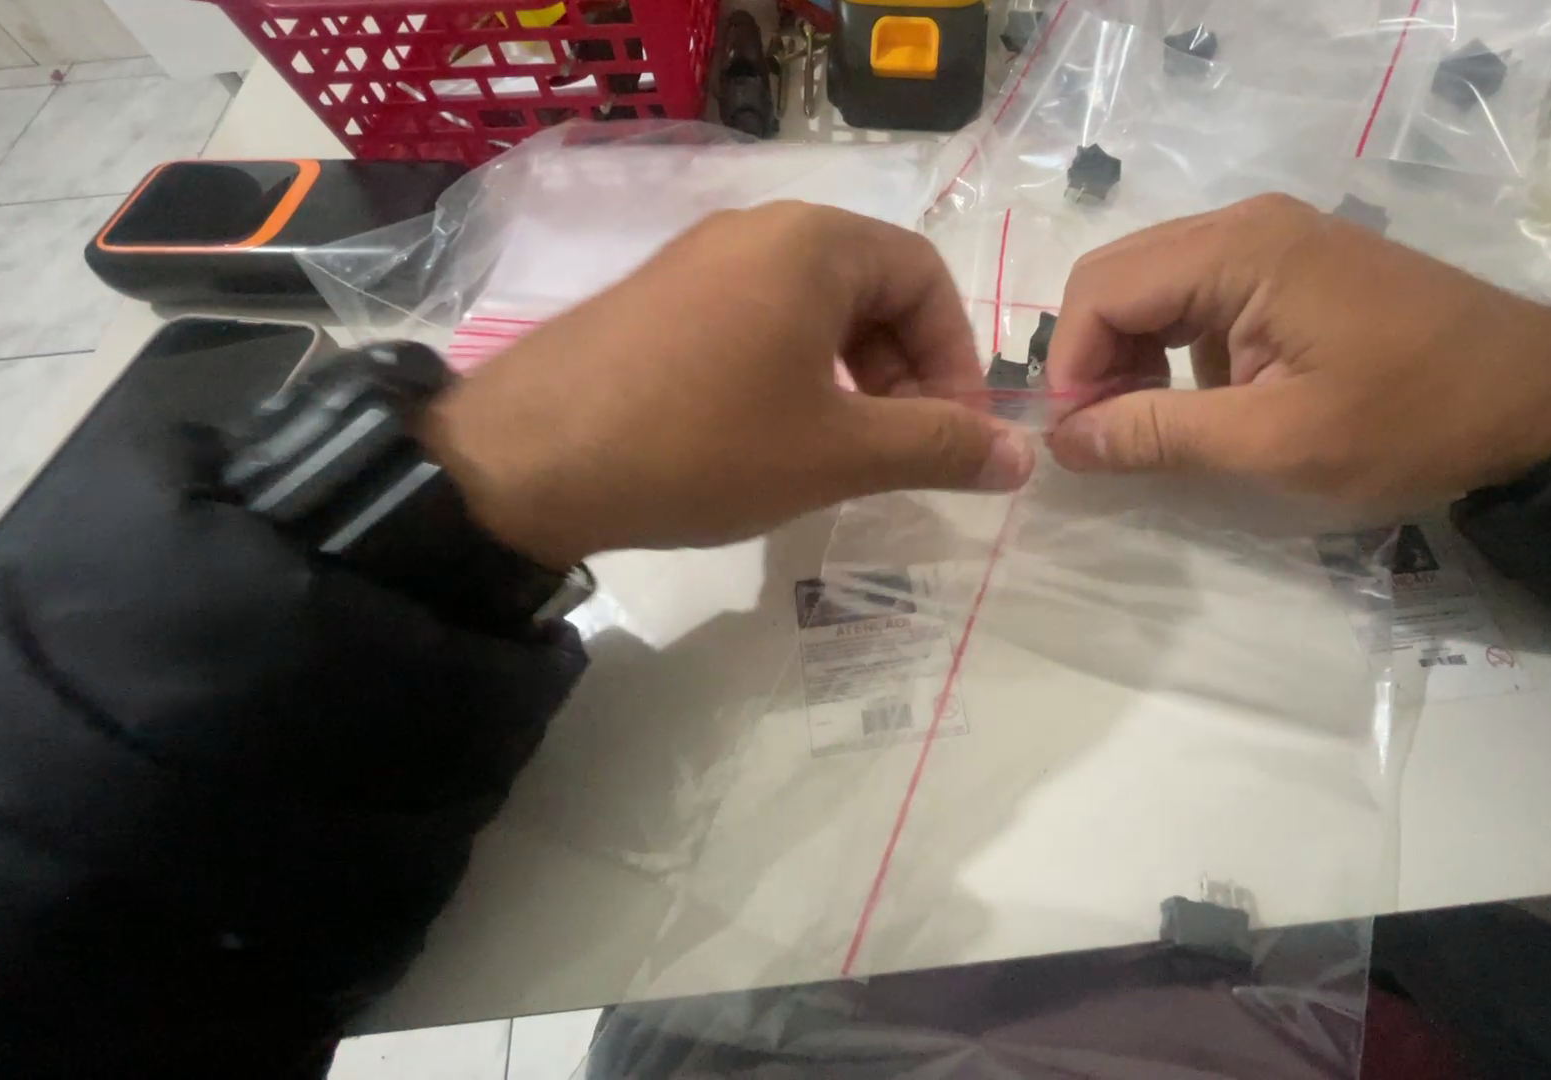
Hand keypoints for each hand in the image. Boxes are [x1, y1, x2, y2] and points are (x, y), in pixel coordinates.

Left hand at [422, 202, 1031, 569]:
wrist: (528, 463)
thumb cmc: (705, 446)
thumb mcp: (838, 453)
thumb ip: (938, 448)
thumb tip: (1022, 460)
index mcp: (814, 243)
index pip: (927, 280)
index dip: (956, 360)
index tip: (952, 434)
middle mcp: (759, 231)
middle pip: (871, 292)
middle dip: (904, 374)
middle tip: (899, 450)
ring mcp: (702, 262)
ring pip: (814, 313)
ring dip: (851, 380)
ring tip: (840, 452)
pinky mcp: (662, 300)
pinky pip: (758, 325)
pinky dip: (793, 376)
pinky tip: (774, 436)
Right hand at [1045, 195, 1550, 503]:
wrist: (1543, 402)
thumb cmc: (1411, 420)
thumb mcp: (1274, 441)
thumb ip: (1155, 435)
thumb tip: (1061, 441)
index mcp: (1238, 250)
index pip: (1102, 290)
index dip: (1071, 365)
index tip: (1079, 438)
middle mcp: (1241, 227)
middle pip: (1115, 280)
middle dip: (1091, 360)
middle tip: (1105, 432)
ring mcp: (1263, 245)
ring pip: (1145, 290)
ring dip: (1124, 358)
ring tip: (1146, 422)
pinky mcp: (1280, 272)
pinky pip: (1186, 302)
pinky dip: (1164, 354)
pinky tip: (1190, 400)